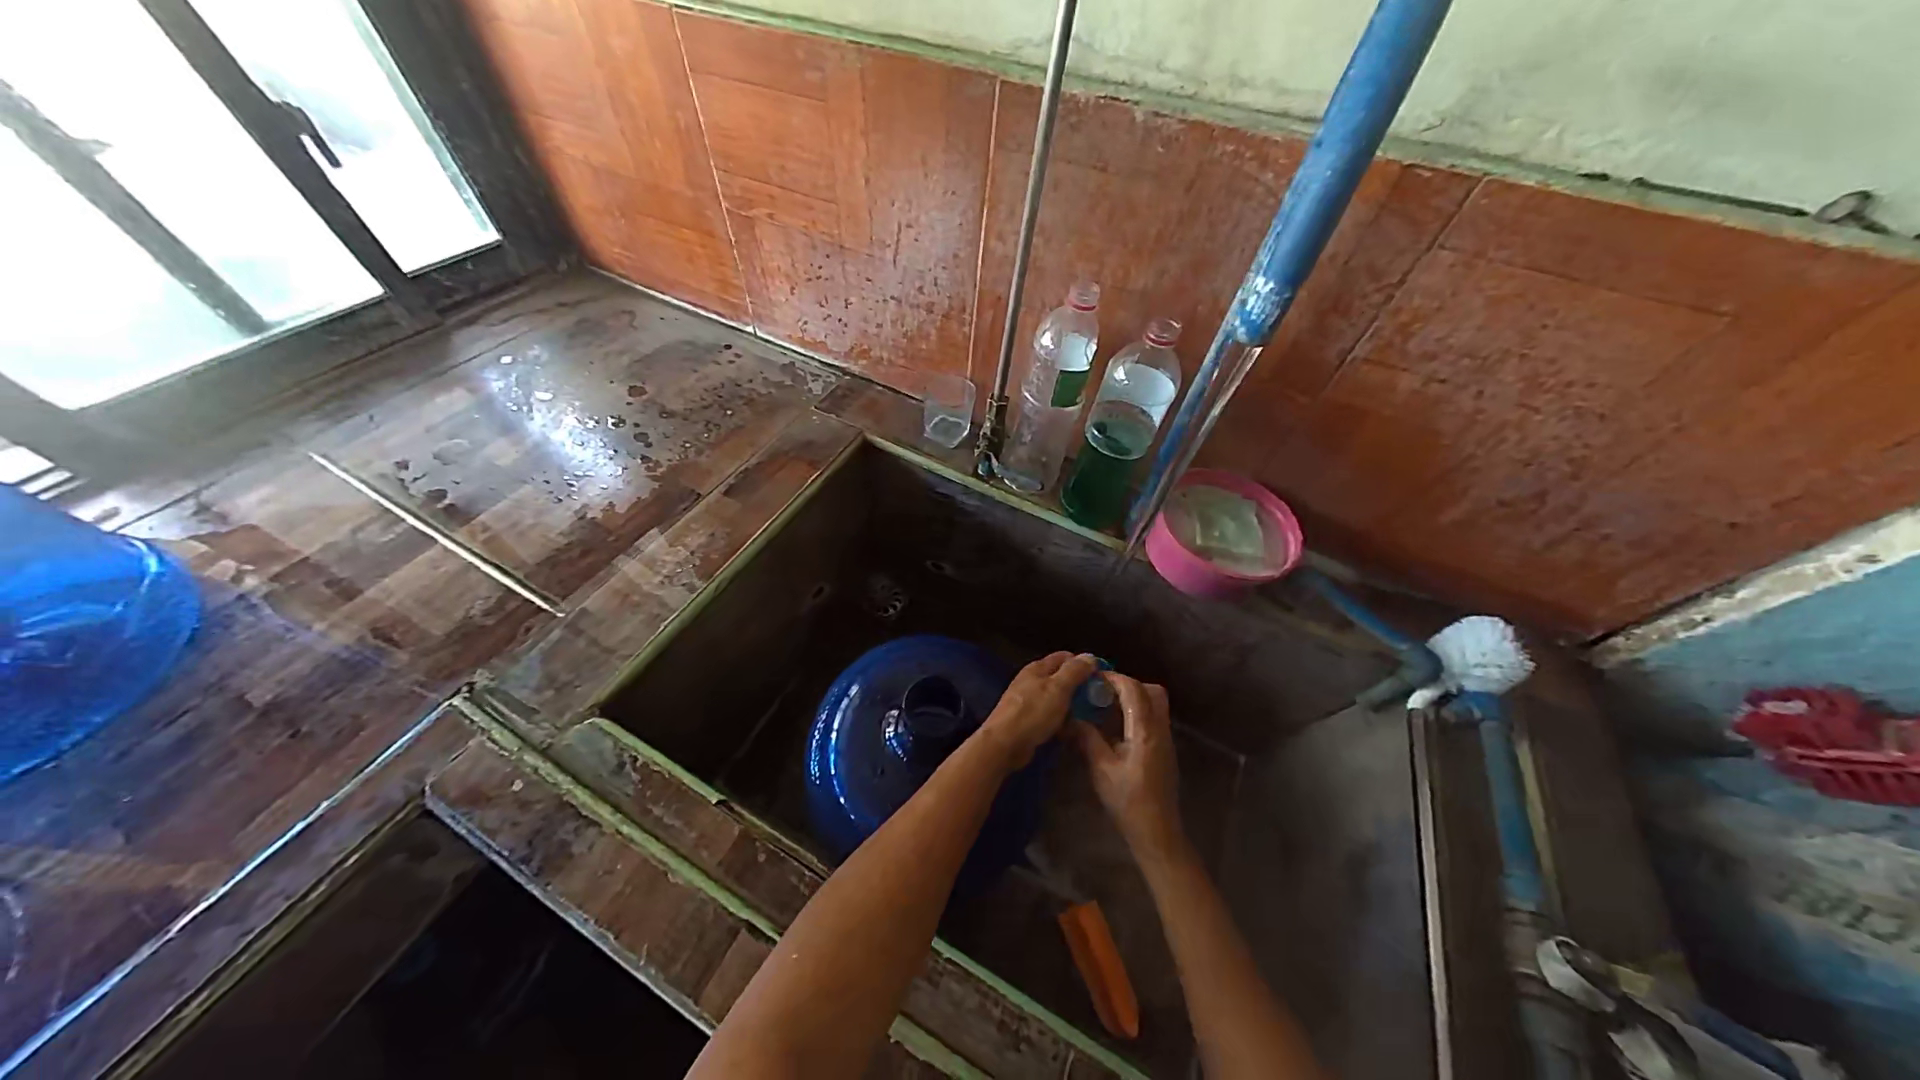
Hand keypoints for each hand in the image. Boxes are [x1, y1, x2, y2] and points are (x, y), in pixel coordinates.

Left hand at [977, 652, 1099, 769]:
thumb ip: (1074, 671)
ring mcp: (1027, 700)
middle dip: (1078, 685)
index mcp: (1037, 668)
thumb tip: (1089, 656)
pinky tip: (1071, 727)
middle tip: (1098, 698)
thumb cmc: (1033, 712)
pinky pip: (1049, 713)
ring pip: (1055, 696)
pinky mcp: (1026, 719)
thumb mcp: (1058, 688)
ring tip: (1090, 713)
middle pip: (1059, 677)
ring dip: (1070, 703)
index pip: (1065, 657)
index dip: (1083, 664)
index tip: (1100, 677)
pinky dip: (1060, 717)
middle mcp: (1031, 680)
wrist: (1004, 743)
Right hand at [1068, 672, 1186, 863]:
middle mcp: (1160, 730)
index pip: (1134, 690)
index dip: (1114, 678)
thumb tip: (1070, 718)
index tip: (1093, 678)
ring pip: (1155, 705)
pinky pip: (1153, 719)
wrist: (1156, 831)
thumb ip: (1087, 738)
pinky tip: (1114, 728)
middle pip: (1152, 692)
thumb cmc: (1128, 800)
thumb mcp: (1101, 769)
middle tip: (1102, 692)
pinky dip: (1135, 713)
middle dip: (1127, 685)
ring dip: (1132, 699)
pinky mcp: (1163, 750)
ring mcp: (1165, 740)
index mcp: (1145, 731)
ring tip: (1105, 707)